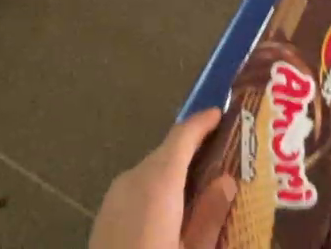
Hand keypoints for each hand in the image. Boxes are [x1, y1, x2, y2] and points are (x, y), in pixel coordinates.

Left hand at [89, 108, 236, 248]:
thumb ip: (209, 216)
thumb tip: (226, 180)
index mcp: (158, 182)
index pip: (183, 136)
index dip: (203, 122)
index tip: (222, 114)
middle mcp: (133, 179)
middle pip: (167, 151)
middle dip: (193, 148)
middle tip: (223, 155)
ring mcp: (113, 198)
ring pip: (151, 170)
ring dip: (175, 170)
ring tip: (202, 186)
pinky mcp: (103, 217)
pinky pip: (137, 188)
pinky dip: (157, 188)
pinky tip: (172, 211)